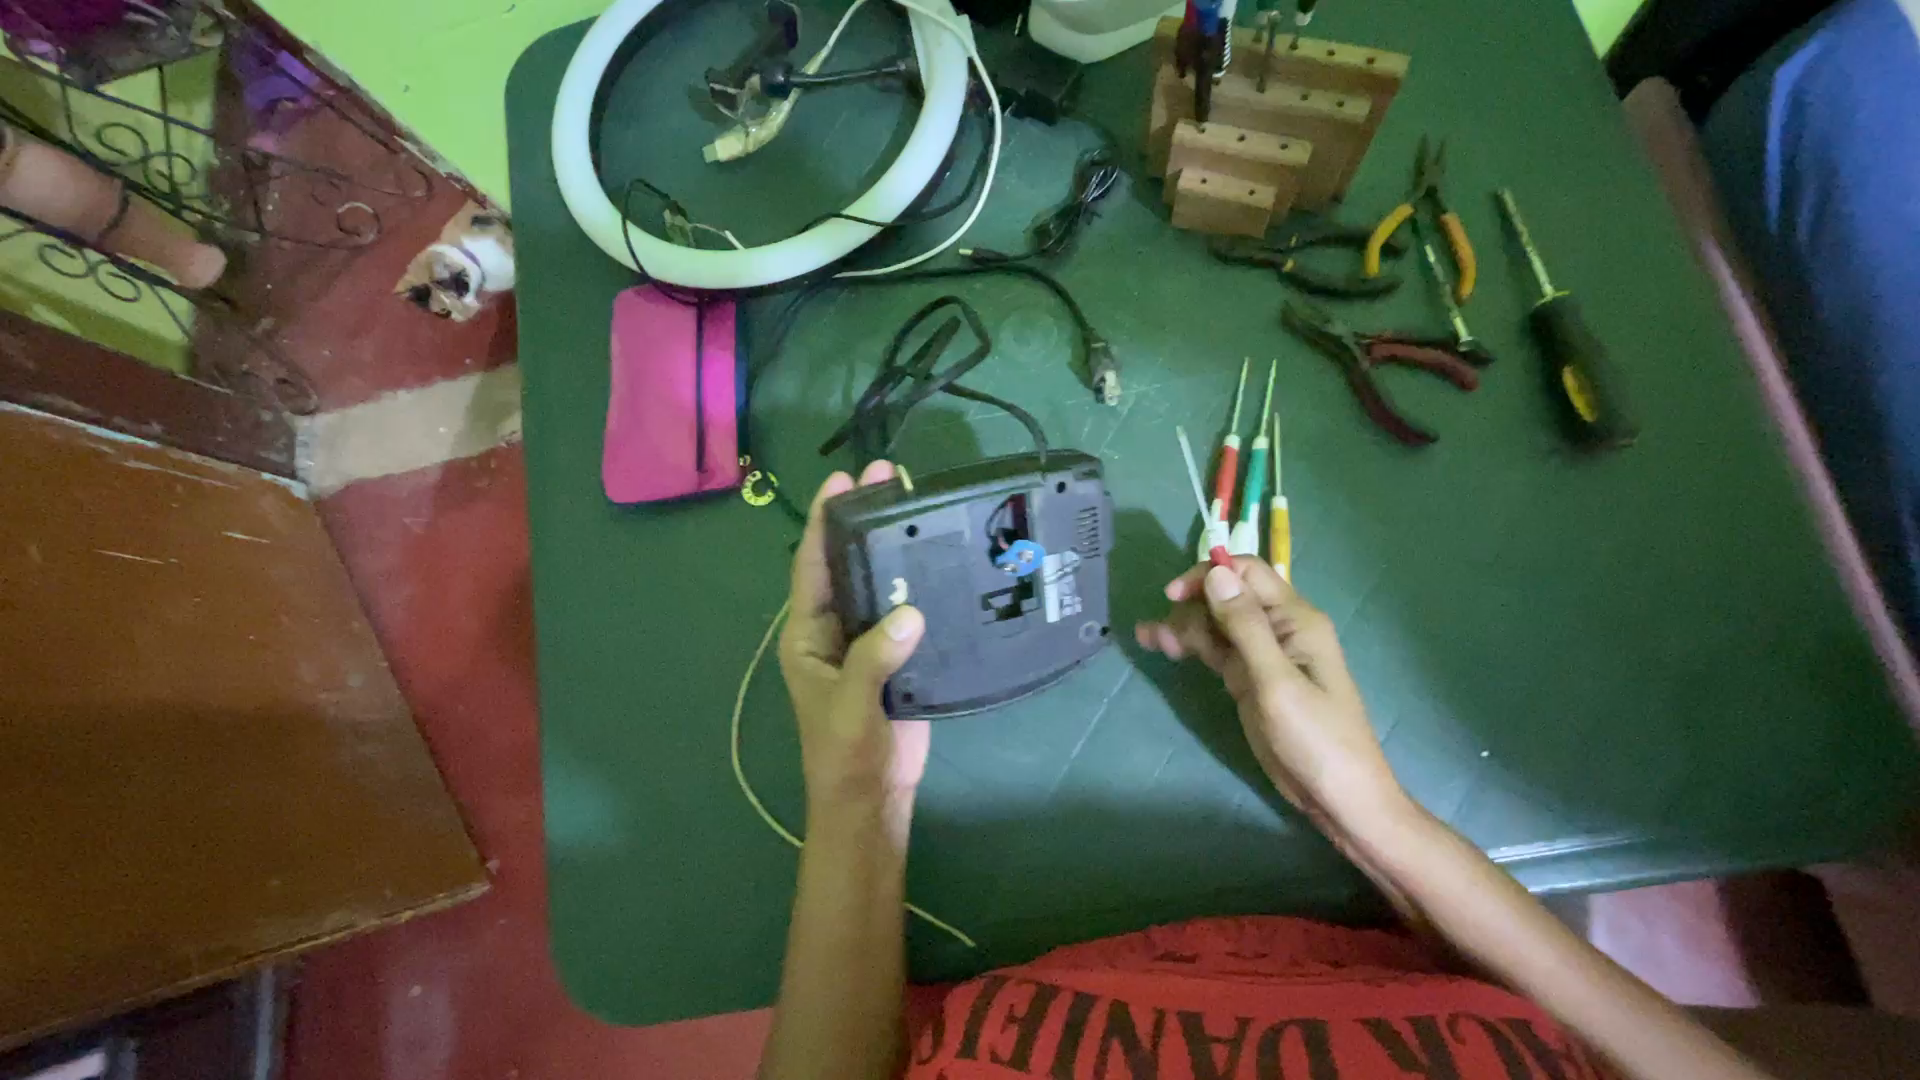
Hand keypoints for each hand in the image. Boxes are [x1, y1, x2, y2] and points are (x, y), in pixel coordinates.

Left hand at [779, 461, 930, 815]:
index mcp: (808, 634)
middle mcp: (835, 628)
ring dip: (895, 546)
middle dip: (864, 520)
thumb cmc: (845, 752)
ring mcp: (868, 640)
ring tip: (920, 504)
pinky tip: (945, 559)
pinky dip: (921, 582)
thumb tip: (911, 612)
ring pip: (879, 582)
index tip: (842, 481)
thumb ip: (874, 659)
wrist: (871, 795)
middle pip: (847, 563)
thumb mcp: (851, 706)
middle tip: (890, 475)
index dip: (824, 522)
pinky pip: (907, 609)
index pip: (812, 566)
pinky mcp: (898, 655)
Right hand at [1135, 558, 1403, 830]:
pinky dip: (1189, 646)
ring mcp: (1263, 655)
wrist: (1338, 796)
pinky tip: (1161, 646)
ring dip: (1183, 626)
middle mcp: (1279, 629)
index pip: (1247, 573)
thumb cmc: (1316, 738)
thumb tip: (1216, 572)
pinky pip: (1215, 650)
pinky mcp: (1249, 678)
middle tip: (1162, 636)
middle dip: (1190, 607)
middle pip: (1226, 597)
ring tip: (1151, 641)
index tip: (1173, 596)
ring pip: (1215, 624)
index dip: (1208, 575)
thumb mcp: (1275, 681)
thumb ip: (1244, 626)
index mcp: (1295, 619)